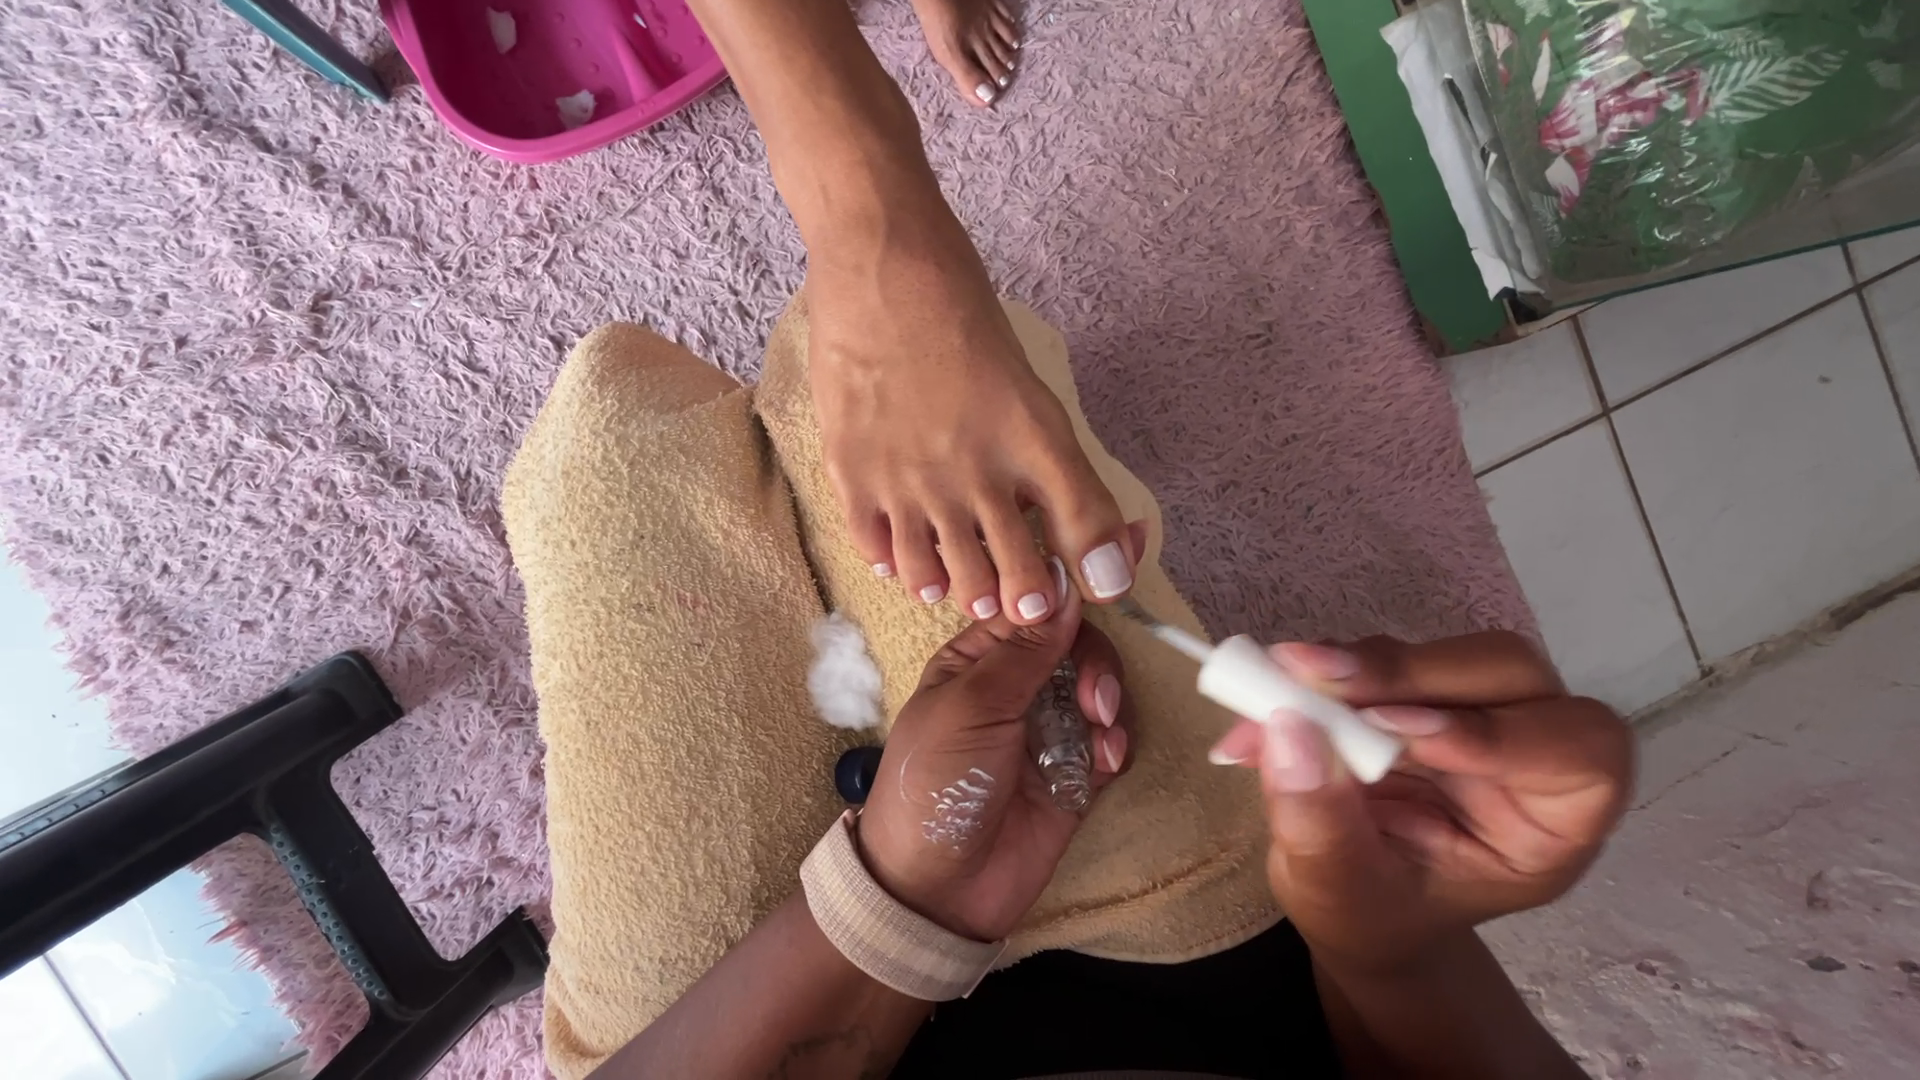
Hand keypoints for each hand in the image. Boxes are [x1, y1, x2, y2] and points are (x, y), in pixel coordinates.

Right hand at [806, 197, 1136, 625]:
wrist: (881, 268)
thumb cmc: (963, 316)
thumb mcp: (1031, 387)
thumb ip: (1058, 467)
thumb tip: (1078, 533)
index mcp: (1033, 442)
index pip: (1083, 532)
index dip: (1092, 575)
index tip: (1076, 587)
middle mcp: (976, 474)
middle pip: (1010, 578)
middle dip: (1019, 598)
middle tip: (1014, 596)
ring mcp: (910, 480)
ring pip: (942, 578)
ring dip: (960, 590)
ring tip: (962, 587)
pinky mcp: (854, 474)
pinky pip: (878, 550)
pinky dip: (897, 566)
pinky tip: (904, 562)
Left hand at [855, 557, 1131, 941]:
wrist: (938, 889)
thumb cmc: (939, 780)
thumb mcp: (972, 705)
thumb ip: (1025, 648)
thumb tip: (1063, 581)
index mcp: (979, 659)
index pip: (1034, 608)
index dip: (1075, 588)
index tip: (1123, 558)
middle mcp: (1016, 687)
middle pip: (1077, 647)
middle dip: (1094, 663)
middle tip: (1096, 699)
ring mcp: (1047, 731)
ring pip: (1099, 690)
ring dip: (1108, 702)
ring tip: (1097, 732)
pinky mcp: (1074, 774)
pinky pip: (1110, 741)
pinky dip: (1115, 743)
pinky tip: (1105, 760)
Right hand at [1207, 632, 1632, 977]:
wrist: (1351, 904)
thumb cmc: (1368, 917)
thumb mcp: (1338, 889)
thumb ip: (1317, 819)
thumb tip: (1283, 725)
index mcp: (1548, 825)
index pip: (1576, 750)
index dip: (1488, 728)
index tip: (1385, 726)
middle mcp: (1522, 755)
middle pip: (1506, 673)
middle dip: (1406, 670)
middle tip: (1315, 673)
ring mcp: (1466, 716)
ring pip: (1439, 653)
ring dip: (1358, 662)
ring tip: (1282, 680)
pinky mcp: (1410, 694)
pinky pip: (1376, 657)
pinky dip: (1321, 668)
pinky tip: (1272, 690)